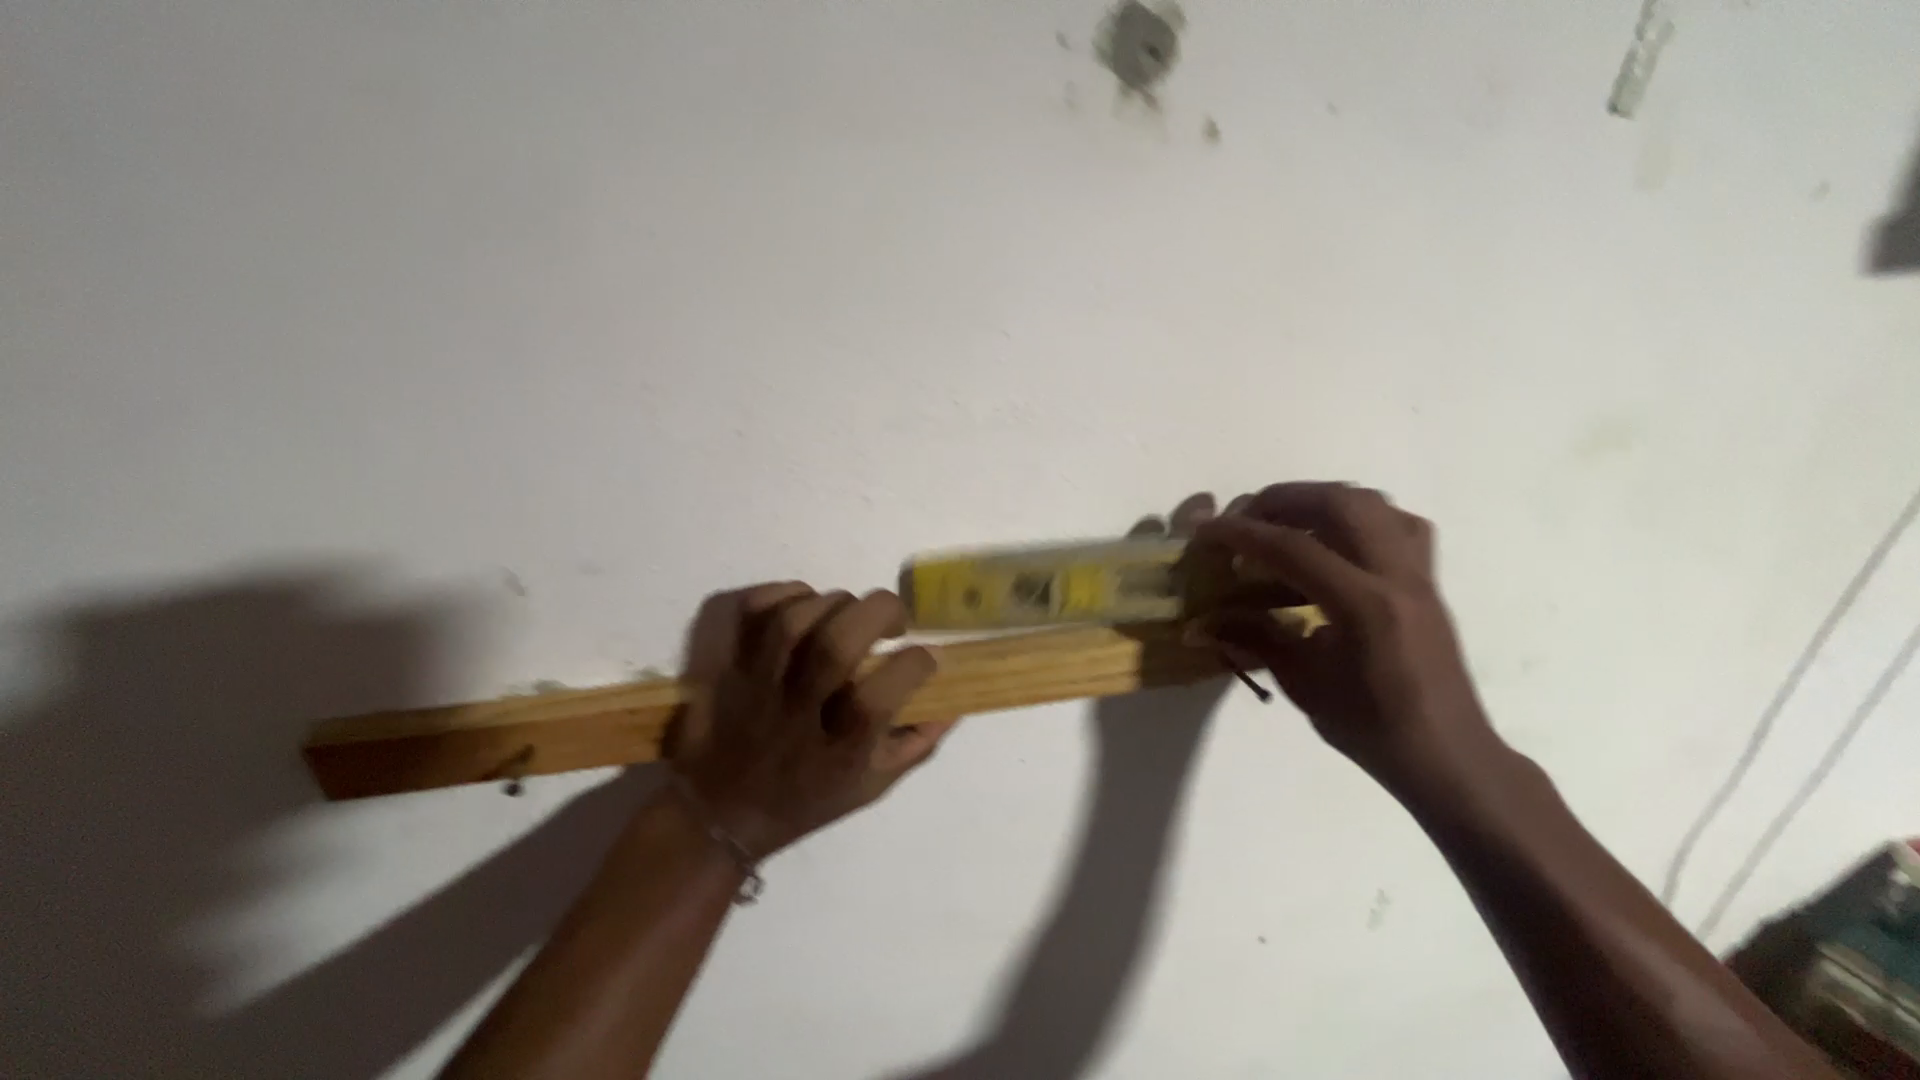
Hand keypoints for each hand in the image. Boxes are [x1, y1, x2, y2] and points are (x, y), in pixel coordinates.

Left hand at [668, 583, 959, 856]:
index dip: (915, 665)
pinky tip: (804, 603)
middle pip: (832, 646)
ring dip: (833, 603)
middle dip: (876, 614)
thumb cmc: (806, 798)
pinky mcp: (722, 664)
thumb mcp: (872, 785)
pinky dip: (780, 593)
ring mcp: (753, 686)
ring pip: (793, 621)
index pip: (878, 699)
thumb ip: (916, 743)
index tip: (930, 656)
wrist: (720, 813)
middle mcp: (794, 715)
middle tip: (893, 622)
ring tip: (849, 615)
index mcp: (837, 752)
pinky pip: (746, 610)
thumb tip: (954, 700)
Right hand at [1189, 482, 1496, 783]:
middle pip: (1339, 503)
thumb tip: (1203, 621)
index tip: (1205, 532)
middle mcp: (1397, 576)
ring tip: (1282, 525)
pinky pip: (1396, 525)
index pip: (1294, 548)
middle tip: (1245, 519)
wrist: (1446, 755)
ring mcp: (1418, 575)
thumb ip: (1256, 638)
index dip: (1242, 534)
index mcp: (1365, 606)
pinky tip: (1332, 545)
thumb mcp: (1303, 684)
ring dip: (1319, 501)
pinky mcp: (1427, 581)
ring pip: (1371, 504)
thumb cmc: (1371, 728)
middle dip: (1282, 500)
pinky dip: (1358, 519)